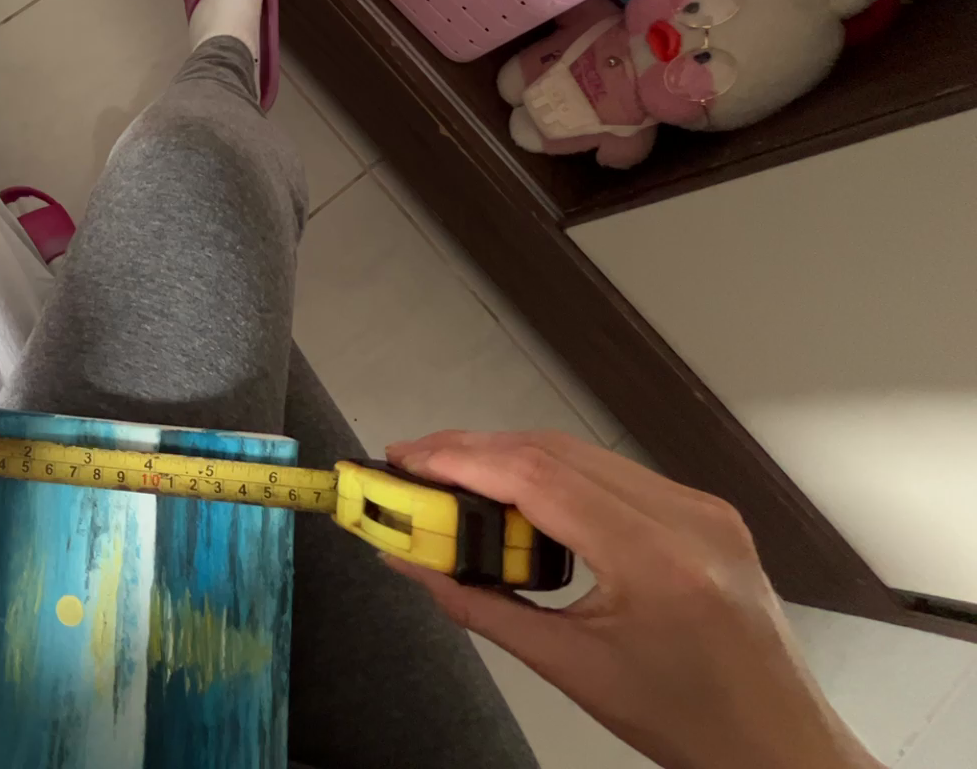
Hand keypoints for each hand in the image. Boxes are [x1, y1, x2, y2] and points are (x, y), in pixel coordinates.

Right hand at [382, 430, 879, 768]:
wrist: (786, 750)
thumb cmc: (676, 717)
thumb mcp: (565, 665)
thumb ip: (474, 603)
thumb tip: (399, 560)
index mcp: (657, 562)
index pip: (537, 480)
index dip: (460, 460)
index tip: (401, 461)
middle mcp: (686, 517)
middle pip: (551, 450)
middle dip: (469, 447)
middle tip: (409, 459)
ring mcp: (699, 506)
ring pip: (573, 450)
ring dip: (500, 451)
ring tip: (443, 466)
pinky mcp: (700, 508)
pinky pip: (601, 467)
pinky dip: (539, 464)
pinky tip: (505, 481)